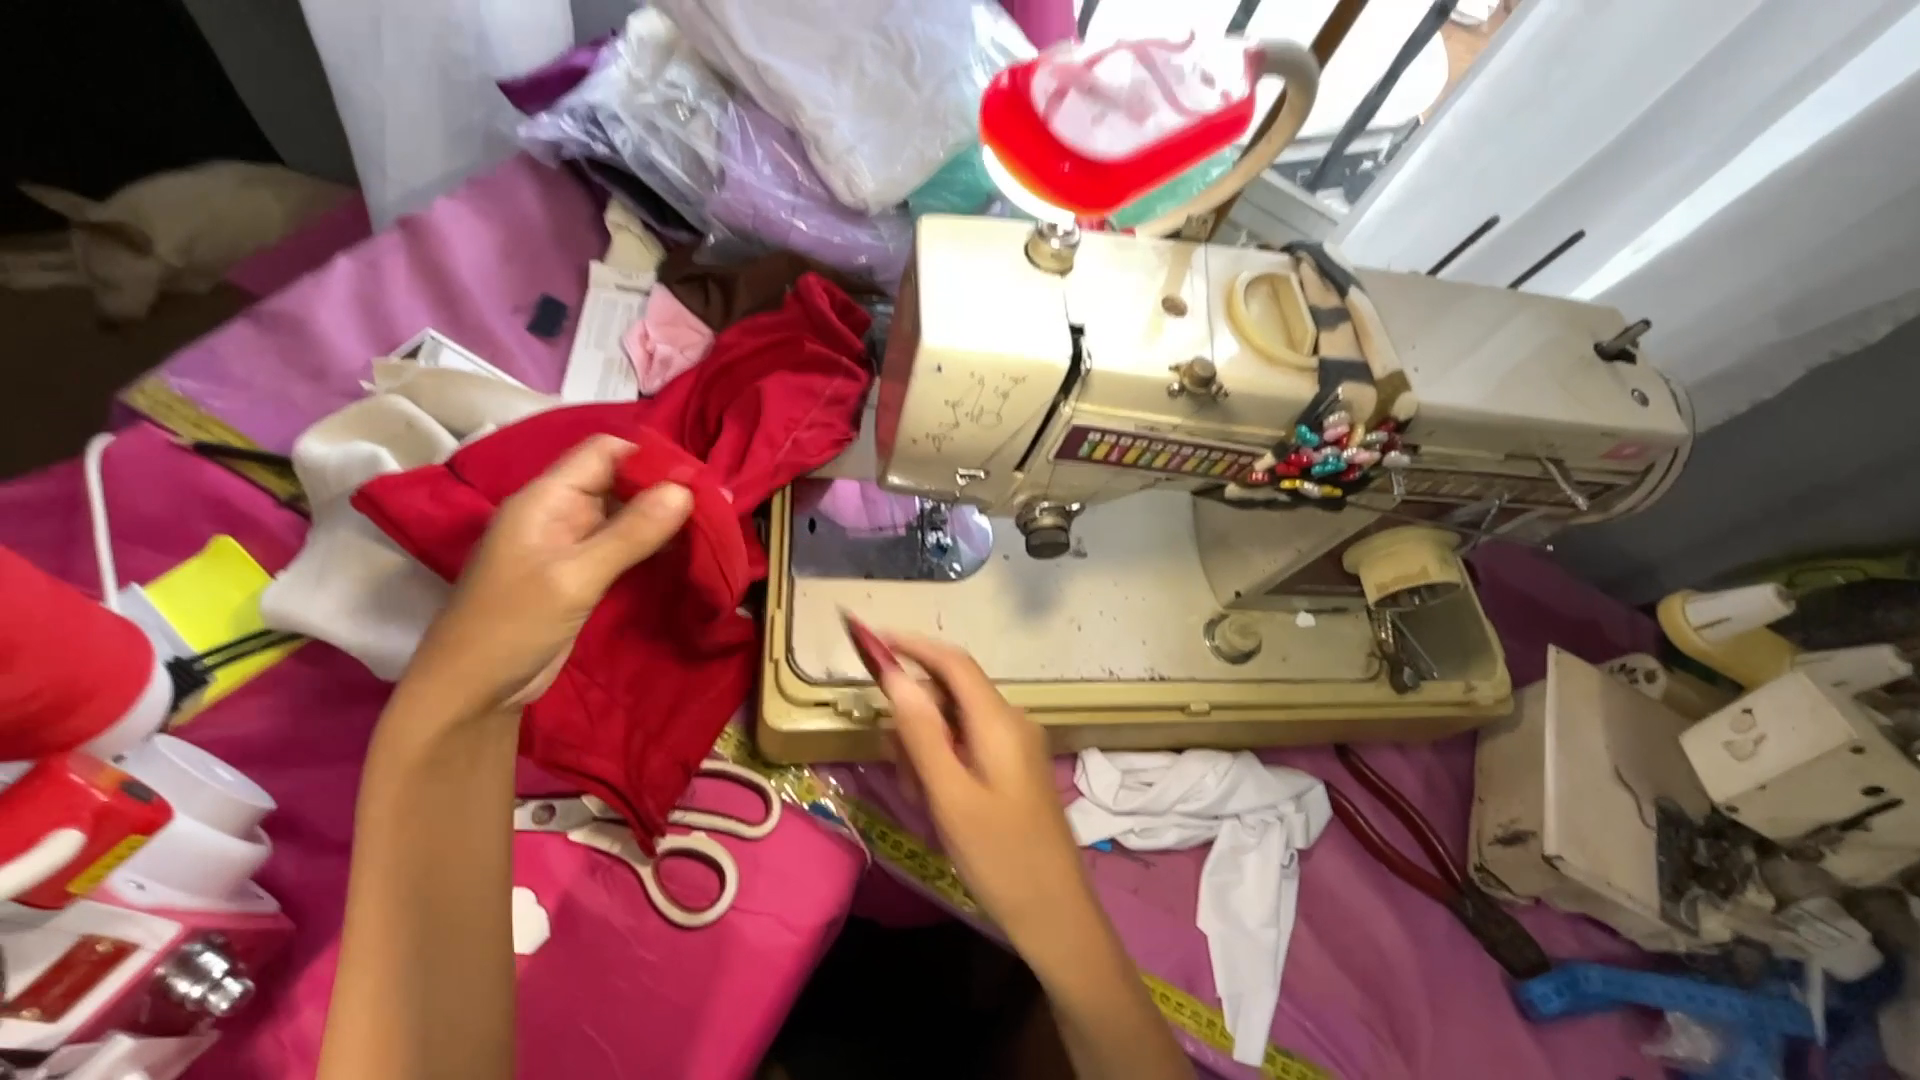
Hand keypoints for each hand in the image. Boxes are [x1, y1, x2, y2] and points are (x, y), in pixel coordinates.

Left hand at [401, 435, 692, 715]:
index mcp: (547, 498)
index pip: (604, 452)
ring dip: (663, 517)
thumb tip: (686, 490)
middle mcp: (560, 511)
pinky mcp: (581, 573)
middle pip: (619, 479)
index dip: (650, 456)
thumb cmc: (513, 625)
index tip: (699, 477)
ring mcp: (570, 544)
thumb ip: (630, 534)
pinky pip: (623, 544)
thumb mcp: (575, 577)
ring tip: (712, 525)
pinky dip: (653, 543)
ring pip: (625, 513)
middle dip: (665, 487)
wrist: (474, 690)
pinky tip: (685, 551)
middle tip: (718, 505)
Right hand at [875, 634, 1091, 943]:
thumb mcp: (950, 796)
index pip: (953, 662)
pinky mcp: (1014, 770)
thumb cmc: (1000, 856)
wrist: (1055, 914)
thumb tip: (894, 676)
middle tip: (900, 772)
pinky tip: (939, 806)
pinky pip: (968, 749)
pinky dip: (943, 767)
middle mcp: (1011, 723)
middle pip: (949, 696)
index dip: (912, 646)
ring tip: (922, 801)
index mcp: (999, 722)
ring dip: (925, 752)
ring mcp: (1015, 747)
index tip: (871, 642)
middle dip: (914, 722)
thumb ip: (922, 733)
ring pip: (953, 726)